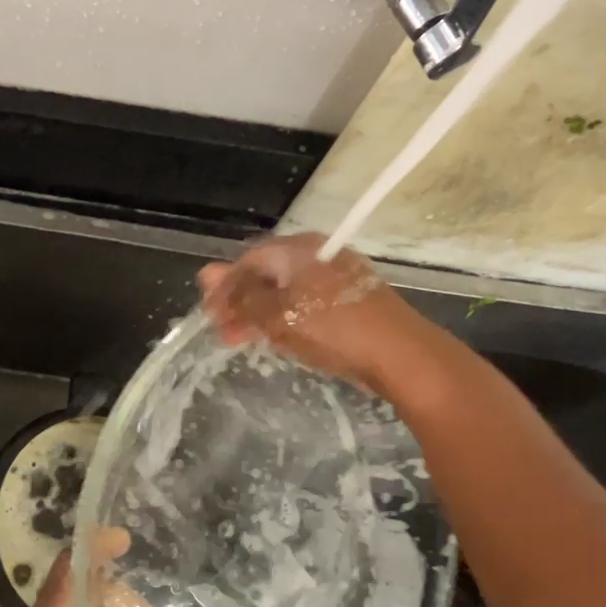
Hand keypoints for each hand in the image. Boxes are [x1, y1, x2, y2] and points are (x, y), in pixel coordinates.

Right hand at [198, 233, 421, 391]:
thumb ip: (240, 297)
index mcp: (299, 249)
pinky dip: (284, 321)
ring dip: (259, 316)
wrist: (401, 357)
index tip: (209, 315)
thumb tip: (204, 274)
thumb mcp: (277, 314)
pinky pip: (304, 307)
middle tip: (222, 332)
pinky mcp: (347, 304)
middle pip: (266, 275)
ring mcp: (334, 280)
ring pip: (284, 293)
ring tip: (242, 341)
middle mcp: (317, 256)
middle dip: (241, 303)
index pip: (248, 259)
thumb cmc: (333, 329)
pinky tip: (276, 341)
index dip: (225, 286)